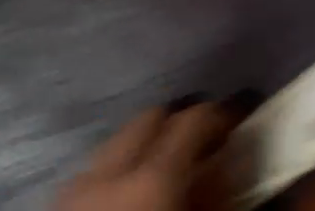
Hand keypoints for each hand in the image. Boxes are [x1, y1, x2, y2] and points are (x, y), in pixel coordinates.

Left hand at [56, 102, 236, 210]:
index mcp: (153, 177)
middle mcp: (109, 173)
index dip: (222, 114)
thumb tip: (236, 162)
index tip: (240, 120)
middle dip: (179, 122)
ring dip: (144, 147)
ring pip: (115, 144)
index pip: (195, 118)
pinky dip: (115, 175)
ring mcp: (74, 193)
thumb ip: (221, 194)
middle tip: (203, 142)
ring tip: (165, 172)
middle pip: (150, 118)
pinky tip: (127, 200)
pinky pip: (91, 175)